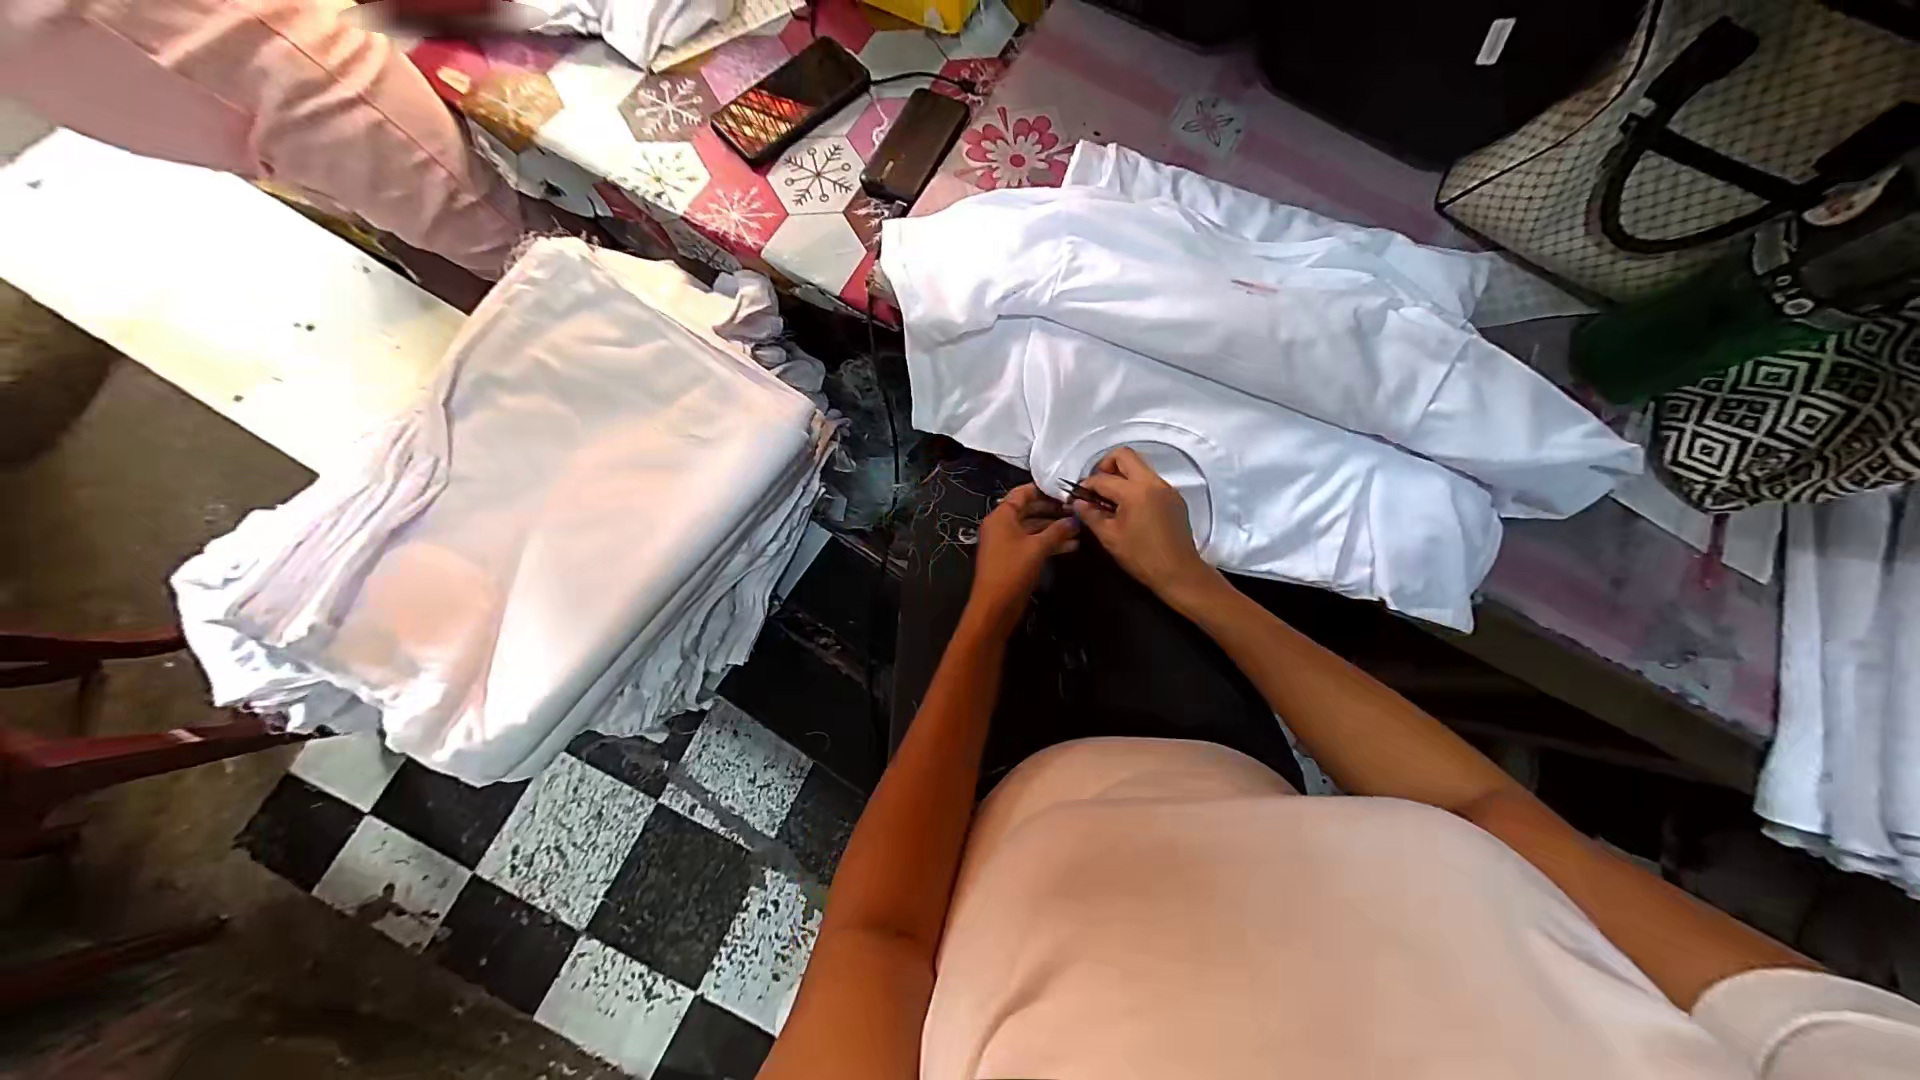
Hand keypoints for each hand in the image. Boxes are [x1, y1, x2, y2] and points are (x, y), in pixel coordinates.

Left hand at [966, 484, 1080, 629]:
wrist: (995, 605)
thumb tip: (1074, 520)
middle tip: (1076, 510)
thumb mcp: (1038, 547)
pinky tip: (1071, 546)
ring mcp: (1006, 542)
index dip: (1044, 490)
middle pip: (1029, 510)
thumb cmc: (1013, 570)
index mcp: (1001, 515)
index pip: (1023, 493)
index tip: (1065, 490)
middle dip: (1053, 511)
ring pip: (1033, 528)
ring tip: (1079, 529)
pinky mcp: (1012, 557)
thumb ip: (1057, 530)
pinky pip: (1032, 543)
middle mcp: (1001, 525)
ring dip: (1054, 529)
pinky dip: (1049, 543)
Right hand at [1071, 447, 1218, 601]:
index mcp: (1135, 491)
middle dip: (1105, 466)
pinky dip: (1135, 487)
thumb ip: (1090, 515)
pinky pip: (1150, 481)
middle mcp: (1153, 482)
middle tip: (1096, 488)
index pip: (1103, 478)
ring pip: (1139, 467)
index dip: (1086, 486)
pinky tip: (1129, 509)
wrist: (1178, 572)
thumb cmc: (1141, 556)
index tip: (1077, 496)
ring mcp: (1166, 488)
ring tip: (1110, 500)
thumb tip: (1078, 502)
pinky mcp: (1174, 498)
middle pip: (1124, 456)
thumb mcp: (1109, 536)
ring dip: (1121, 476)